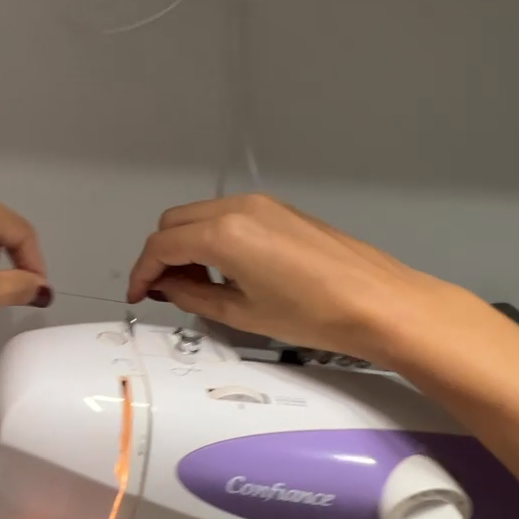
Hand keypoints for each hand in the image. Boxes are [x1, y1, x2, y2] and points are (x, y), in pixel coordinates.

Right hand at [126, 194, 477, 362]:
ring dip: (185, 247)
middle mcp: (238, 208)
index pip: (160, 246)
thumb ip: (191, 296)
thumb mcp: (241, 314)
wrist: (380, 303)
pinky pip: (226, 217)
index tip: (138, 296)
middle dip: (160, 256)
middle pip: (173, 223)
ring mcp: (261, 205)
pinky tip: (226, 272)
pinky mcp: (279, 210)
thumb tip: (167, 287)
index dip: (141, 272)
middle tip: (166, 292)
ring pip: (198, 217)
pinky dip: (211, 239)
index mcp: (223, 234)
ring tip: (198, 287)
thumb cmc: (314, 314)